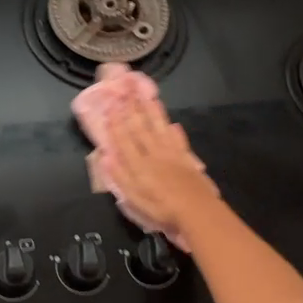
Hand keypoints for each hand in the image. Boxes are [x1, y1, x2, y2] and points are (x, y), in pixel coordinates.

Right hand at [99, 93, 219, 237]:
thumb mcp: (133, 199)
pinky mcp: (186, 159)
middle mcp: (153, 155)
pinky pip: (178, 140)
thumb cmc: (161, 209)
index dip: (116, 123)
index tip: (110, 105)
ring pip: (159, 129)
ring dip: (152, 113)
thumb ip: (120, 177)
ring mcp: (172, 155)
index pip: (124, 140)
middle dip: (132, 110)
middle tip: (126, 91)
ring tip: (147, 97)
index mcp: (138, 165)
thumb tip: (105, 157)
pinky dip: (175, 131)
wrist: (197, 211)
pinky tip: (172, 124)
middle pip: (140, 129)